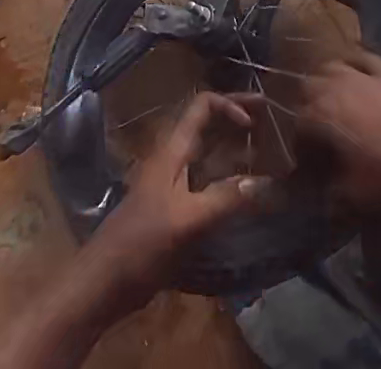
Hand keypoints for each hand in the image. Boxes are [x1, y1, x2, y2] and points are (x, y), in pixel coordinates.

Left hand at [83, 92, 269, 307]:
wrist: (108, 277)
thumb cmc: (143, 242)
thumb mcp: (187, 220)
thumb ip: (225, 199)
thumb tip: (264, 182)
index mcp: (173, 150)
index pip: (202, 105)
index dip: (229, 104)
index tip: (254, 121)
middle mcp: (175, 157)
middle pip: (208, 123)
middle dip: (238, 117)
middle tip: (272, 120)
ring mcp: (175, 181)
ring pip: (210, 150)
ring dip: (236, 145)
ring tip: (269, 150)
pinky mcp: (178, 204)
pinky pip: (209, 178)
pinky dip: (230, 174)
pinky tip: (249, 188)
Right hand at [296, 52, 380, 210]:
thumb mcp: (359, 195)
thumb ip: (333, 193)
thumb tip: (324, 194)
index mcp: (319, 115)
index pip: (297, 128)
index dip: (302, 148)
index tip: (312, 165)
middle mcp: (332, 87)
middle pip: (306, 90)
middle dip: (308, 110)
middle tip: (320, 133)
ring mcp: (359, 74)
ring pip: (328, 68)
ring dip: (324, 84)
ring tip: (334, 104)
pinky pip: (360, 60)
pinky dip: (353, 65)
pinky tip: (357, 77)